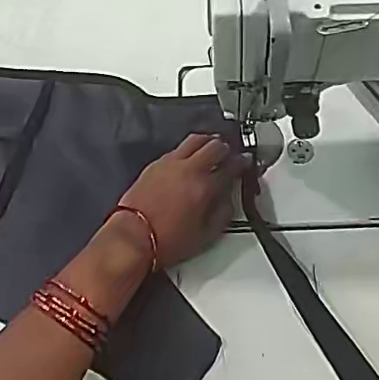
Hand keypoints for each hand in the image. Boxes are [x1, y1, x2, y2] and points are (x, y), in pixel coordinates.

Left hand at [112, 134, 250, 268]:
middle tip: (230, 152)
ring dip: (207, 141)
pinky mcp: (154, 164)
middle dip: (226, 147)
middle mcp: (188, 169)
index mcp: (205, 186)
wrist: (133, 236)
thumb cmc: (165, 239)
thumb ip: (223, 213)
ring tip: (212, 146)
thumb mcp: (205, 235)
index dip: (242, 162)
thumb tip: (228, 200)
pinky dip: (187, 149)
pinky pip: (176, 148)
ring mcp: (170, 164)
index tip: (245, 162)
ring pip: (194, 140)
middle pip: (214, 145)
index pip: (231, 166)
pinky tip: (188, 157)